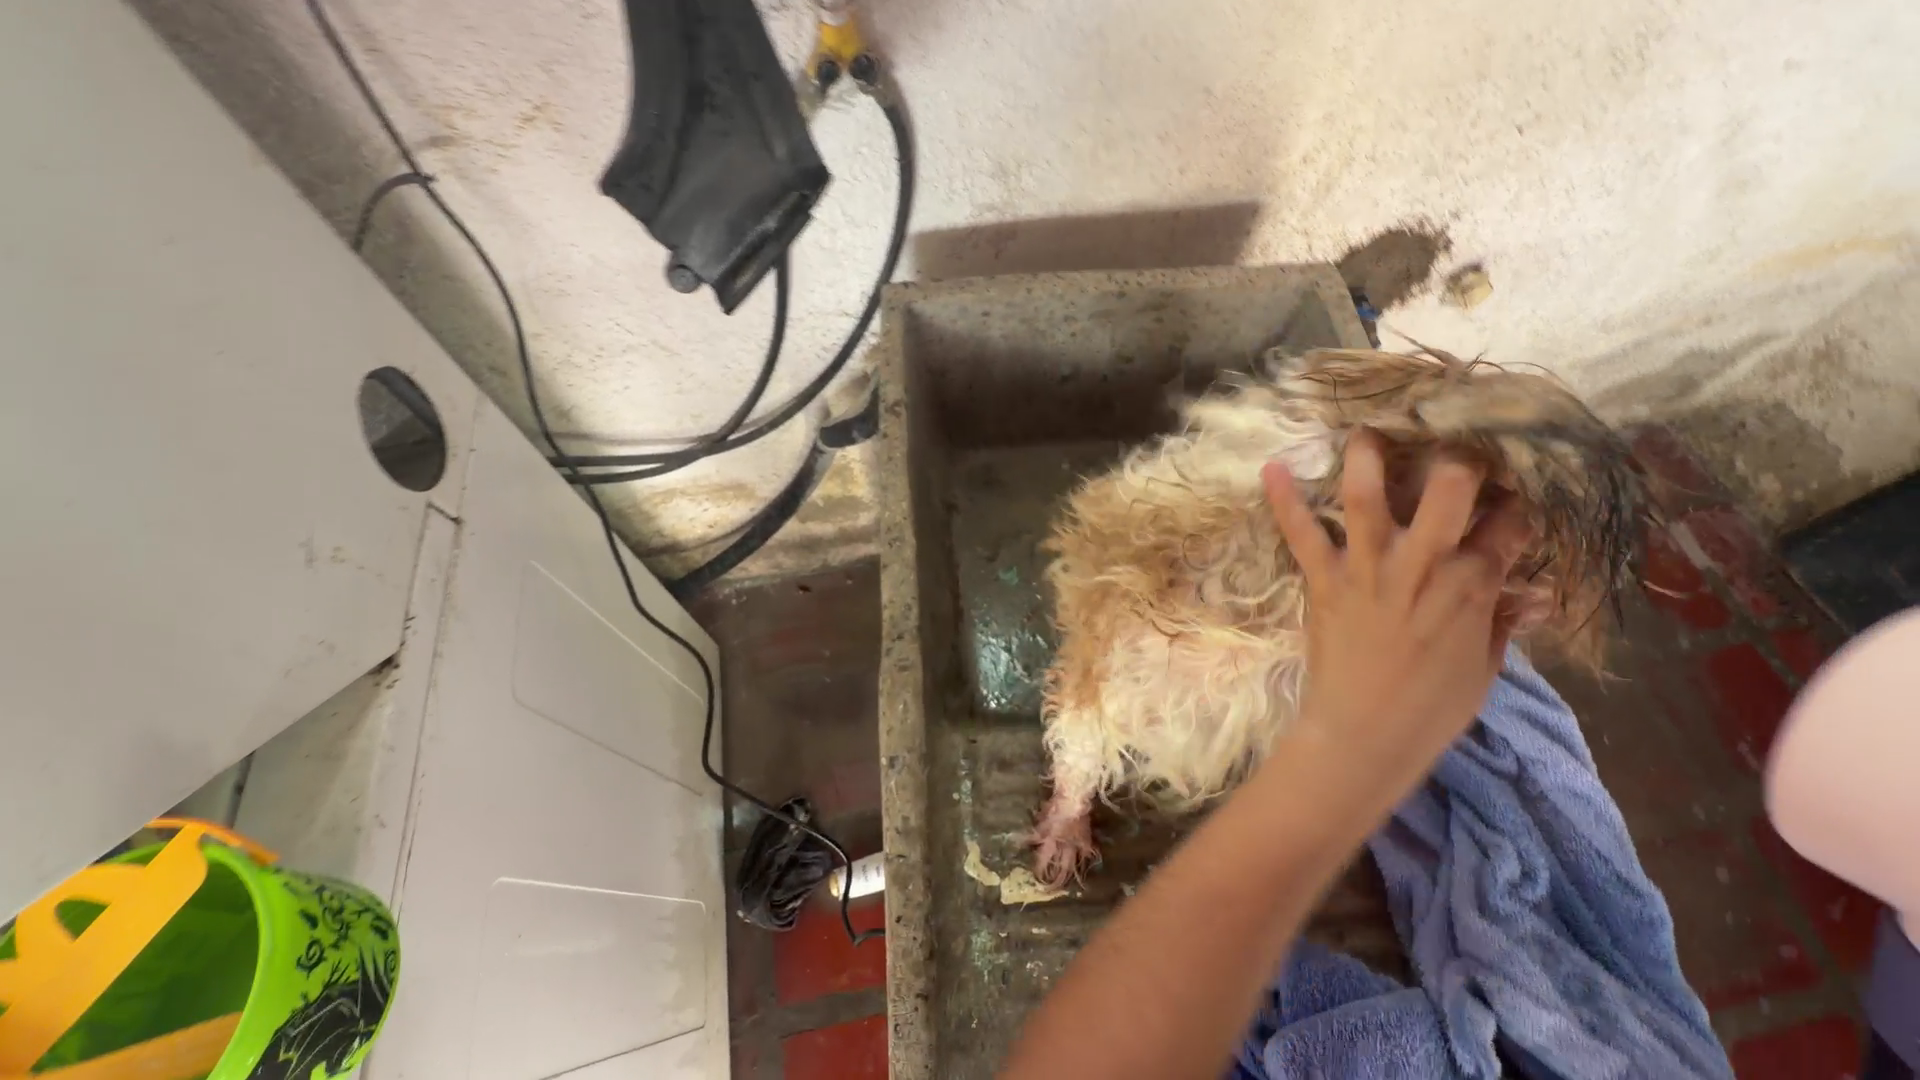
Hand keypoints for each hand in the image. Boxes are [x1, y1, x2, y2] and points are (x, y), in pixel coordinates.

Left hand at [1262, 429, 1533, 783]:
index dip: (1514, 503)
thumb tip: (1537, 594)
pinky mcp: (1325, 581)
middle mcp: (1422, 566)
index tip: (1509, 490)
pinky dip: (1284, 502)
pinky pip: (1302, 535)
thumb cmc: (1431, 708)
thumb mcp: (1485, 666)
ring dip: (1367, 459)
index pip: (1507, 526)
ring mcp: (1368, 570)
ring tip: (1364, 428)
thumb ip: (1505, 622)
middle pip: (1448, 490)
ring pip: (1369, 500)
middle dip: (1456, 457)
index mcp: (1473, 586)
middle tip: (1450, 441)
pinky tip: (1271, 467)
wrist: (1363, 735)